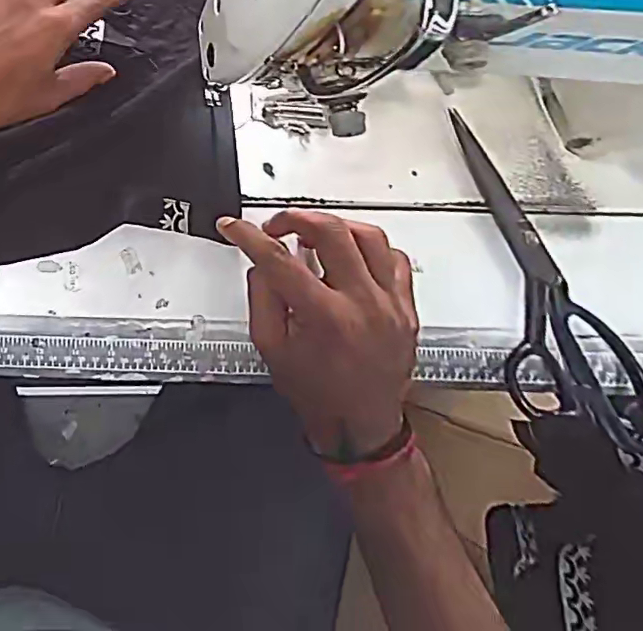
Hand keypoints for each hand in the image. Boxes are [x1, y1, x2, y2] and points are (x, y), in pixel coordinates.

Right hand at [217, 211, 418, 458]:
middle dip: (294, 217)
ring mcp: (391, 305)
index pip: (278, 258)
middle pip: (331, 231)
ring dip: (334, 226)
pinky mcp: (407, 307)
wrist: (361, 425)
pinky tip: (350, 253)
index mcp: (325, 318)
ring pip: (369, 235)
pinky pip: (395, 257)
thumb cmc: (318, 393)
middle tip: (277, 225)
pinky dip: (369, 247)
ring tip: (313, 232)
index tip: (235, 227)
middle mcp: (364, 306)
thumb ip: (261, 295)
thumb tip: (262, 261)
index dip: (248, 236)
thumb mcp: (270, 345)